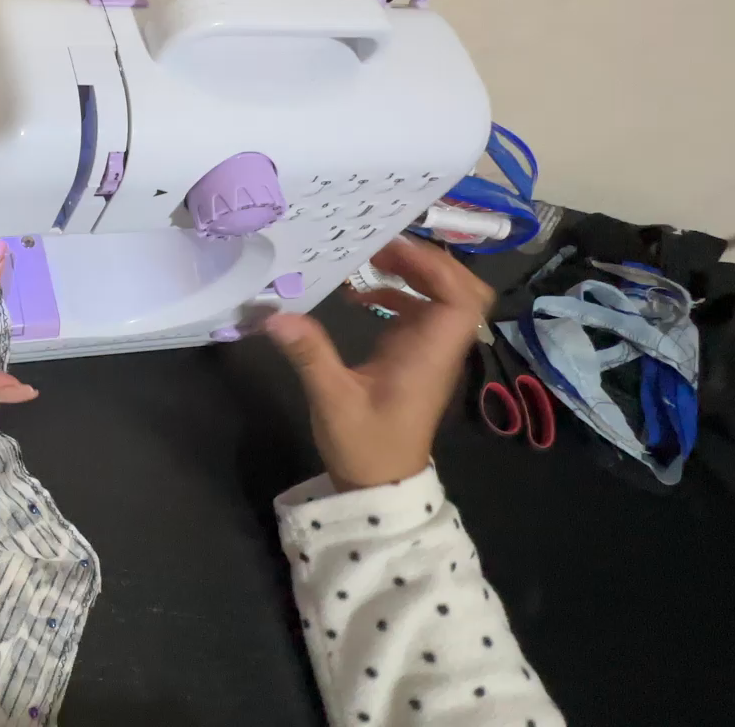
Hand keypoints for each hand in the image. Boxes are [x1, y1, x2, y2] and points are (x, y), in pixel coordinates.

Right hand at [261, 236, 492, 491]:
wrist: (380, 486)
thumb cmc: (365, 445)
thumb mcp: (332, 398)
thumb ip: (309, 354)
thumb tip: (274, 315)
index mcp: (428, 355)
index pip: (459, 300)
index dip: (436, 268)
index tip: (392, 249)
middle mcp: (435, 348)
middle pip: (460, 292)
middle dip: (428, 263)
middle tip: (382, 247)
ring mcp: (425, 353)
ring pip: (440, 300)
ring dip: (412, 275)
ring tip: (370, 259)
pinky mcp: (410, 359)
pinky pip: (418, 315)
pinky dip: (397, 296)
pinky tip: (361, 296)